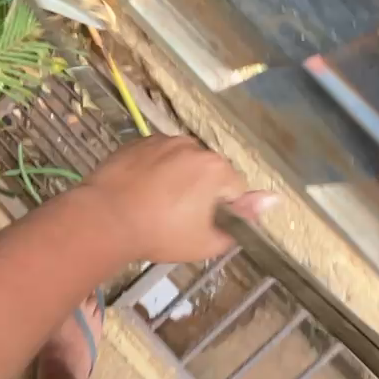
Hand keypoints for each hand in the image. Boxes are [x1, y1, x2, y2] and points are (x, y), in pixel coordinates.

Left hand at [79, 135, 276, 262]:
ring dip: (177, 177)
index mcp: (215, 167)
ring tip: (157, 203)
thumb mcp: (208, 239)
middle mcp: (191, 145)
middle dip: (201, 190)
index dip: (223, 211)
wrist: (105, 216)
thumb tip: (273, 198)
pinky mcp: (136, 141)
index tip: (201, 225)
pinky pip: (156, 155)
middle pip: (208, 171)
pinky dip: (154, 169)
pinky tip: (141, 189)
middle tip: (178, 217)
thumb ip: (243, 218)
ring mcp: (161, 140)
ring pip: (181, 161)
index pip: (235, 189)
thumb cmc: (161, 233)